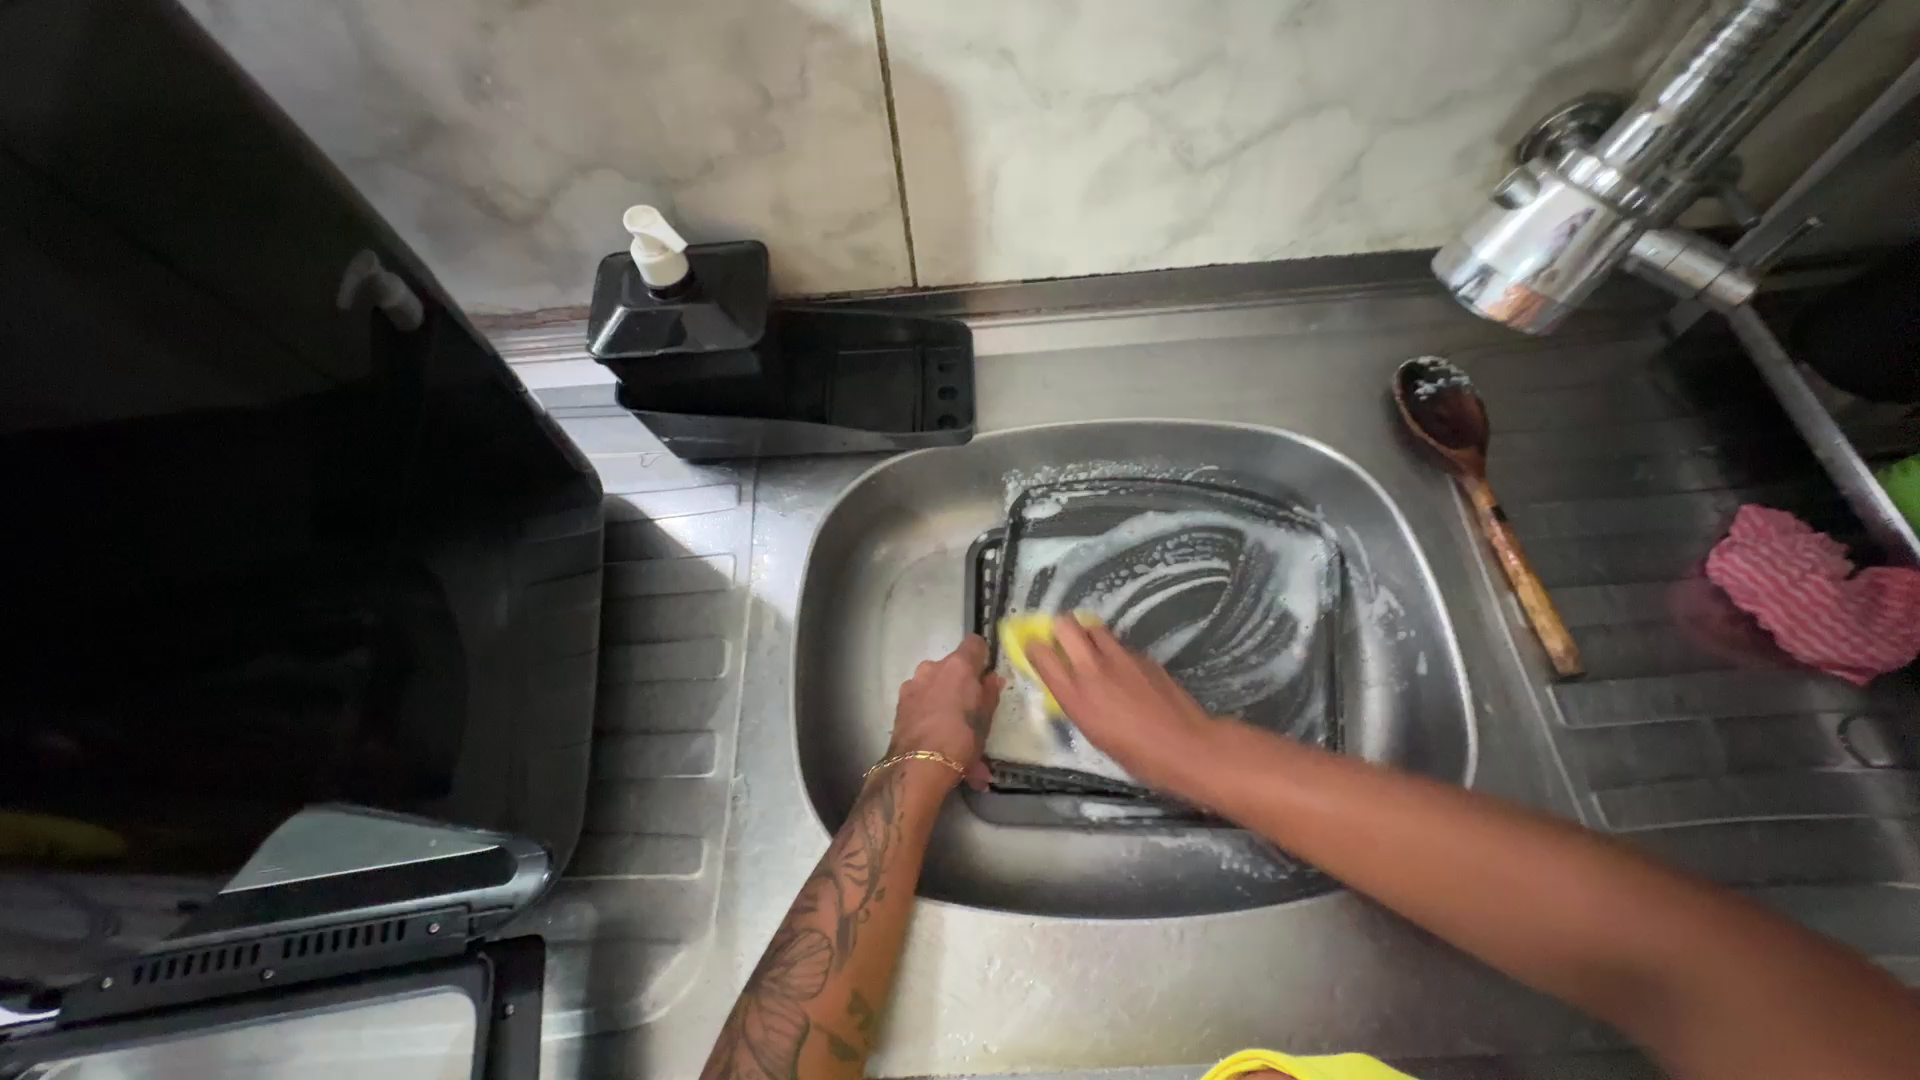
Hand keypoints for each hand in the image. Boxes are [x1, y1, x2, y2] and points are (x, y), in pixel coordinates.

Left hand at [888, 634, 1003, 790]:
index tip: (985, 674)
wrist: (918, 766)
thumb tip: (992, 678)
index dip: (981, 656)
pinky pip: (921, 701)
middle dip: (961, 683)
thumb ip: (989, 694)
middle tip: (969, 708)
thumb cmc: (961, 740)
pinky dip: (929, 713)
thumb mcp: (985, 720)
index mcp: (959, 666)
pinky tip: (934, 737)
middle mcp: (933, 667)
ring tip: (951, 730)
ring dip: (944, 699)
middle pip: (952, 666)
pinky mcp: (900, 702)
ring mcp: (913, 683)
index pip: (974, 643)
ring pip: (934, 684)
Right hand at [1024, 615, 1224, 797]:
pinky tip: (1124, 670)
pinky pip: (1119, 644)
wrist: (1185, 745)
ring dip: (1087, 633)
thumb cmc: (1136, 755)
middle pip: (1065, 625)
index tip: (1036, 650)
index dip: (1034, 647)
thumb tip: (1070, 687)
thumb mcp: (1093, 734)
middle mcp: (1092, 669)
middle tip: (1063, 641)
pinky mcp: (1142, 656)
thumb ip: (1076, 703)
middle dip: (1059, 628)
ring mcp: (1119, 658)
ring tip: (1092, 650)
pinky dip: (1114, 651)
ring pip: (1093, 627)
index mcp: (1074, 695)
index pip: (1040, 653)